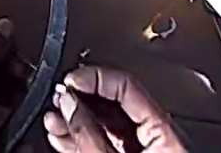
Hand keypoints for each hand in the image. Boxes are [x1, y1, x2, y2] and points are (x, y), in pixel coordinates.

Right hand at [43, 65, 189, 152]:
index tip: (69, 80)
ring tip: (54, 119)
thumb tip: (68, 100)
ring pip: (108, 125)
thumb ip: (91, 133)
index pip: (125, 83)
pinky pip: (108, 144)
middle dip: (80, 99)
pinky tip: (63, 135)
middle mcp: (160, 140)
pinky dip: (83, 138)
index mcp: (167, 133)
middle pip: (114, 103)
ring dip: (76, 119)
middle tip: (58, 97)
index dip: (93, 77)